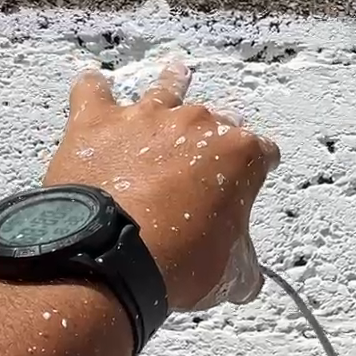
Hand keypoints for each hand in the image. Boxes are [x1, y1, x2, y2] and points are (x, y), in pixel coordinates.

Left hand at [44, 60, 279, 310]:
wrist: (111, 257)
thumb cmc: (179, 262)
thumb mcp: (229, 275)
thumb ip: (243, 268)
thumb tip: (249, 284)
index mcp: (240, 155)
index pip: (263, 153)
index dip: (257, 168)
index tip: (249, 180)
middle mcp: (199, 123)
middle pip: (216, 119)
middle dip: (214, 136)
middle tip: (203, 156)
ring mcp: (147, 117)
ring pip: (166, 88)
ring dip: (173, 83)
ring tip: (177, 72)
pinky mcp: (97, 121)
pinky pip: (93, 91)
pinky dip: (94, 90)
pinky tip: (92, 84)